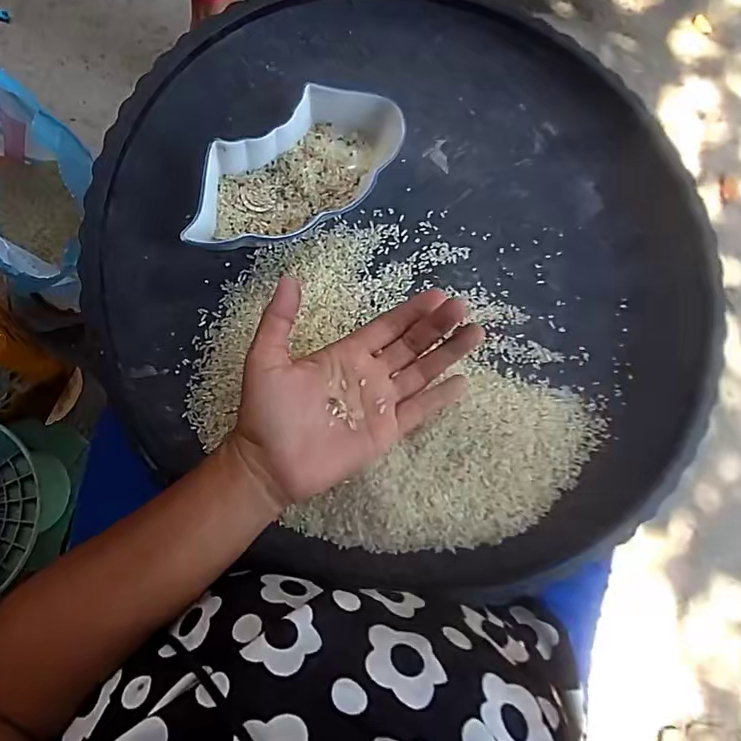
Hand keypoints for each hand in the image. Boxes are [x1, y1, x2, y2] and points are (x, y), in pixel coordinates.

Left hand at [222, 277, 482, 510]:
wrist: (267, 463)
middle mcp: (367, 375)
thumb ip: (279, 319)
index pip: (386, 328)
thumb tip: (290, 278)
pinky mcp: (385, 432)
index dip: (410, 312)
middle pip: (410, 345)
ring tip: (474, 333)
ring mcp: (379, 404)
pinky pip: (418, 411)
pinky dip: (440, 398)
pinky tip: (461, 381)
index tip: (436, 295)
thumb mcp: (266, 358)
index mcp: (345, 355)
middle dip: (436, 326)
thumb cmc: (265, 411)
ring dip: (447, 354)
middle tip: (461, 306)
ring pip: (421, 373)